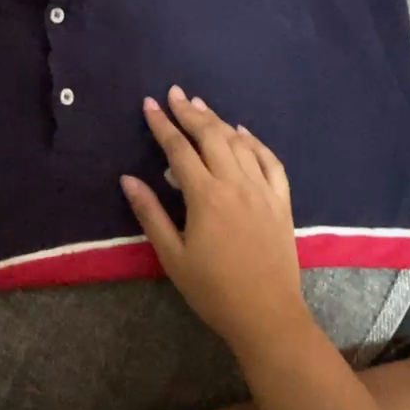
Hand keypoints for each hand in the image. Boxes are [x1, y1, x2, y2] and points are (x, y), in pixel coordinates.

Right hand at [122, 87, 315, 355]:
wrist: (268, 316)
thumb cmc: (213, 290)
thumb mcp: (172, 256)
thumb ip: (150, 213)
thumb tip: (128, 179)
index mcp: (205, 195)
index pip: (179, 148)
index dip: (162, 124)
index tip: (150, 104)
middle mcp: (235, 183)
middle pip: (210, 135)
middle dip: (190, 111)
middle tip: (175, 93)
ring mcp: (262, 190)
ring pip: (239, 142)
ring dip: (218, 121)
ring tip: (200, 107)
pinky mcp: (281, 201)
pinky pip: (269, 161)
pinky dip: (254, 141)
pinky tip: (242, 133)